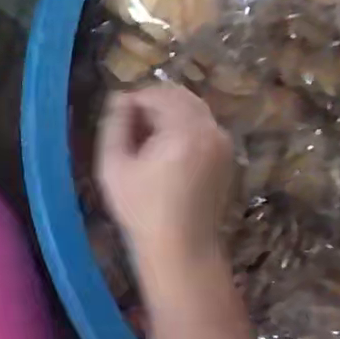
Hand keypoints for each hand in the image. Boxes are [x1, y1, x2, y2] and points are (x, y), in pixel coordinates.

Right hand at [96, 84, 234, 273]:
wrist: (180, 243)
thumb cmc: (139, 207)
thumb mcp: (113, 167)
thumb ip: (115, 128)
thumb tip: (117, 100)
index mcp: (185, 130)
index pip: (160, 95)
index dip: (134, 98)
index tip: (112, 111)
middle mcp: (211, 130)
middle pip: (182, 98)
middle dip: (152, 103)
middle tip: (125, 123)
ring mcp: (224, 143)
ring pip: (194, 112)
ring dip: (167, 116)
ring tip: (140, 139)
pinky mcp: (226, 157)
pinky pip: (202, 129)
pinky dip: (181, 129)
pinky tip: (160, 153)